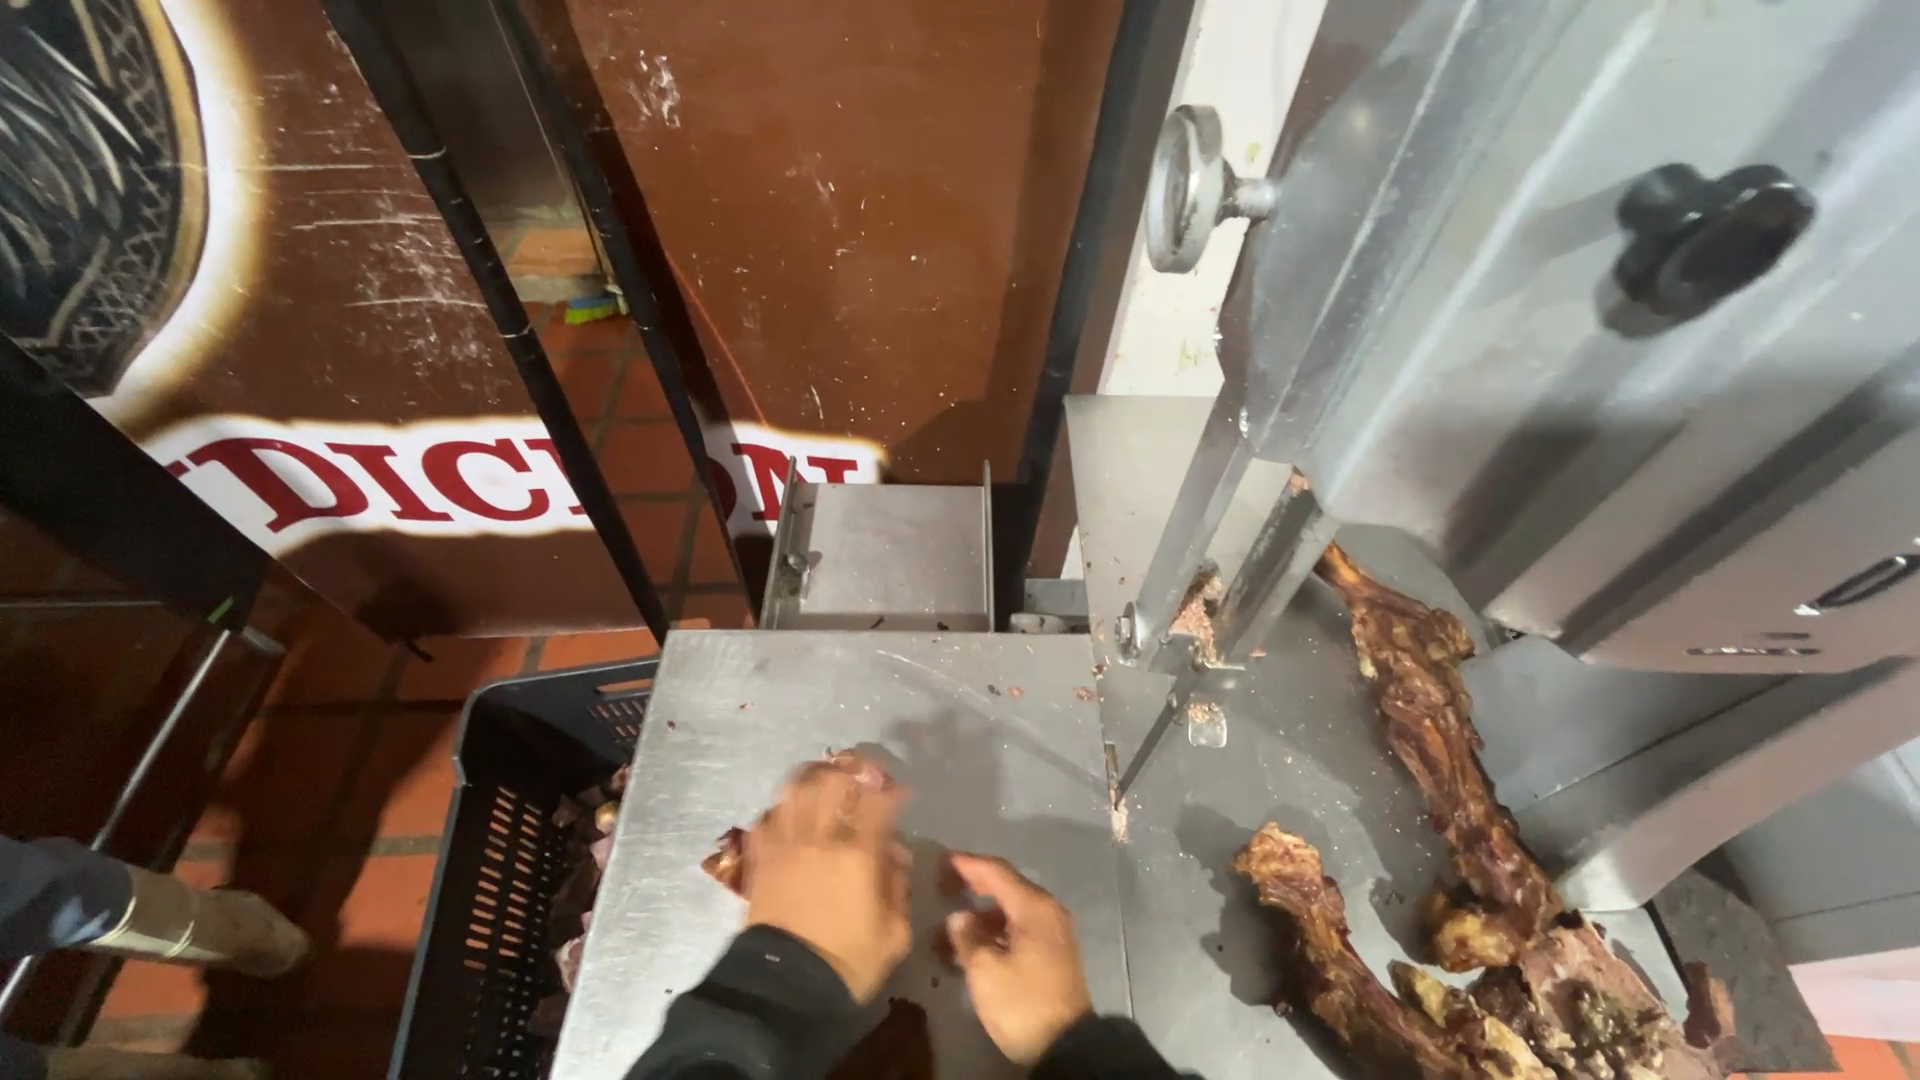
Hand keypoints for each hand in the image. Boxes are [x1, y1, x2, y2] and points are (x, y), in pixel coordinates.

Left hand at [745, 754, 910, 1001]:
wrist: (786, 989)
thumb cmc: (848, 962)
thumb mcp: (894, 933)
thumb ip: (899, 887)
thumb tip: (897, 855)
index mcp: (859, 854)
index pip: (878, 802)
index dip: (892, 790)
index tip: (900, 792)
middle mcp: (821, 839)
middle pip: (832, 781)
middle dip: (850, 772)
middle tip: (861, 777)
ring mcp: (786, 846)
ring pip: (794, 791)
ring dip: (812, 781)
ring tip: (823, 784)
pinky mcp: (761, 860)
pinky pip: (766, 819)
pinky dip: (780, 811)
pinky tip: (789, 817)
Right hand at [942, 853, 1092, 1064]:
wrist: (1068, 1048)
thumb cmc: (1023, 1003)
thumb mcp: (985, 972)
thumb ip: (968, 938)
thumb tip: (959, 917)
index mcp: (1034, 907)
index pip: (997, 872)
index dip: (968, 864)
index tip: (943, 860)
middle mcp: (1047, 911)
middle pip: (1006, 887)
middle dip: (974, 885)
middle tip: (944, 885)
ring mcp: (1053, 933)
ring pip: (1011, 911)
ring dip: (981, 916)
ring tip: (949, 928)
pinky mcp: (1053, 954)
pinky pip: (1019, 929)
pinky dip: (995, 931)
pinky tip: (973, 946)